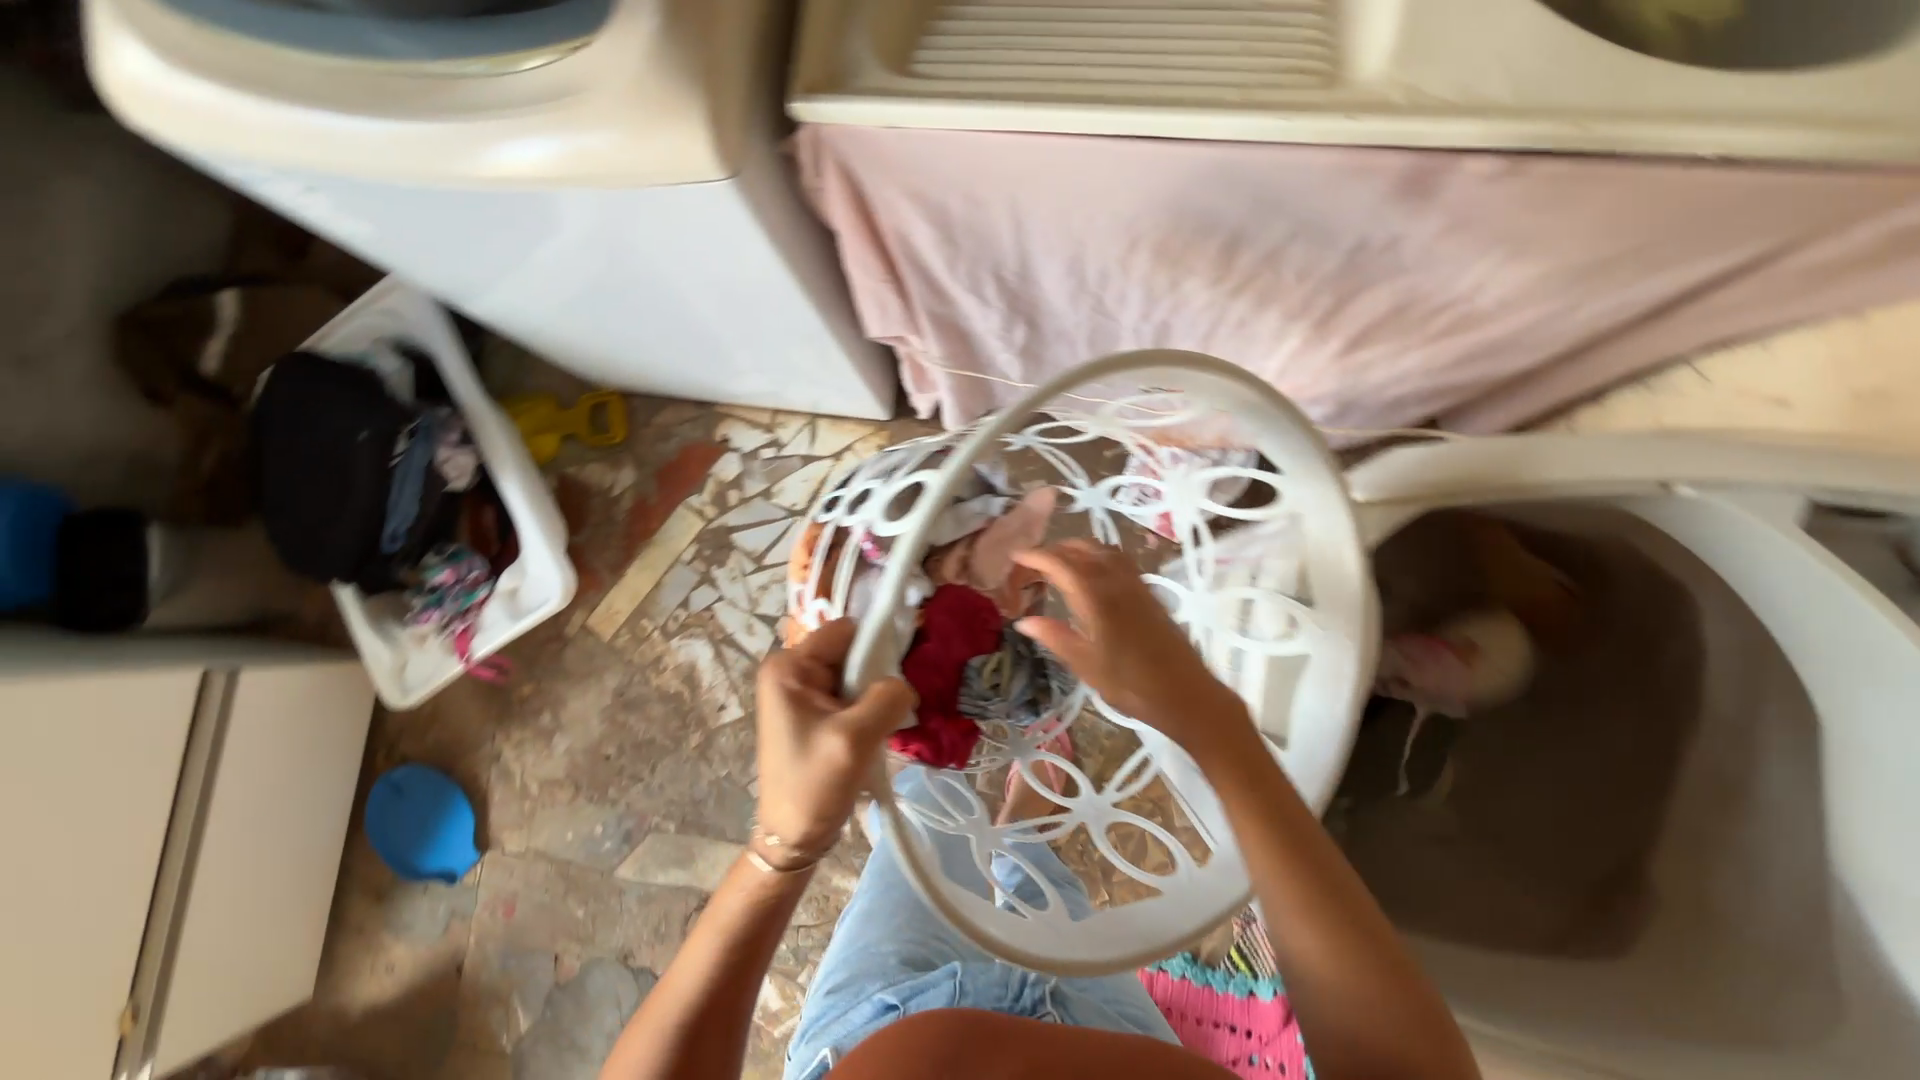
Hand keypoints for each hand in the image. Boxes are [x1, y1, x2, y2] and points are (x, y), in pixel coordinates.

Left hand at [753, 619, 913, 858]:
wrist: (793, 837)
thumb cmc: (815, 785)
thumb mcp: (855, 738)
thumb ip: (887, 697)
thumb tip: (905, 683)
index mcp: (789, 667)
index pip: (847, 631)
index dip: (878, 644)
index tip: (903, 672)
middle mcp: (791, 672)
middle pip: (852, 651)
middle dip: (877, 674)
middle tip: (895, 707)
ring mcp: (801, 695)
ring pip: (856, 676)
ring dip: (875, 696)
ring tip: (885, 725)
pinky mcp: (813, 715)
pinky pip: (851, 697)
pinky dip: (869, 711)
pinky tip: (876, 734)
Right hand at [1013, 541, 1252, 760]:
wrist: (1184, 693)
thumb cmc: (1130, 683)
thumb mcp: (1084, 664)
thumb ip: (1054, 636)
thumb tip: (1023, 620)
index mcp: (1095, 595)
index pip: (1058, 562)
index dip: (1034, 556)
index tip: (1013, 557)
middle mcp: (1115, 579)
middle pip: (1079, 548)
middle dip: (1052, 551)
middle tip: (1030, 568)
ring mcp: (1134, 582)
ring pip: (1100, 549)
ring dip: (1075, 550)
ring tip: (1056, 567)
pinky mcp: (1147, 590)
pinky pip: (1116, 559)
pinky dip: (1096, 556)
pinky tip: (1089, 576)